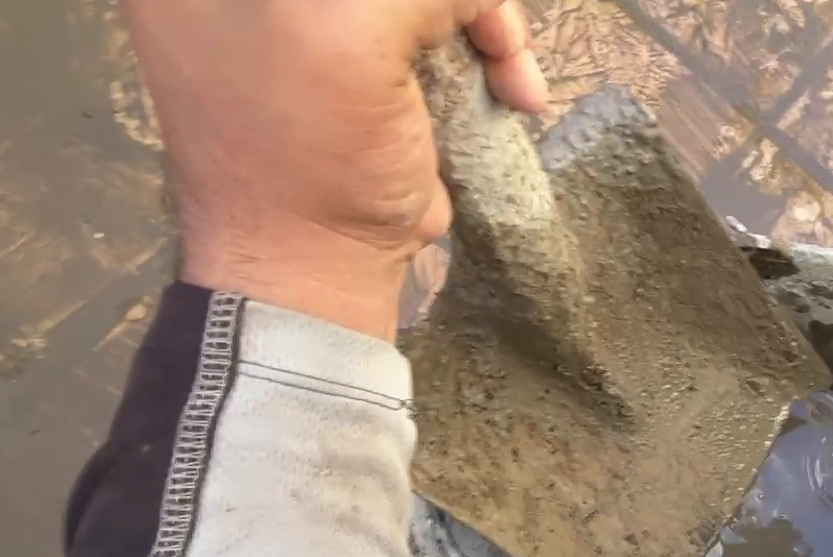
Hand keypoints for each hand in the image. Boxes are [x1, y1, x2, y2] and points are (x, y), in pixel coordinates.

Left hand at [123, 0, 548, 339]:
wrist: (320, 254)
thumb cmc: (312, 148)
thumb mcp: (349, 34)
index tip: (461, 14)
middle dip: (468, 1)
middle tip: (502, 46)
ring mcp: (329, 13)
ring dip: (492, 29)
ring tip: (519, 86)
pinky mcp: (374, 53)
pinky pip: (444, 28)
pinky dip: (491, 55)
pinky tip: (514, 93)